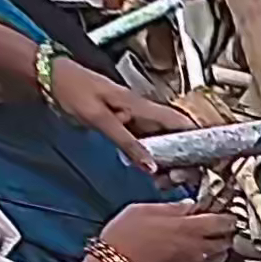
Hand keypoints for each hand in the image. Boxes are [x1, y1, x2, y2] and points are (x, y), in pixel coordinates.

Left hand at [49, 58, 191, 173]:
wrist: (50, 78)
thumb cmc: (72, 89)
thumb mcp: (100, 119)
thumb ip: (128, 144)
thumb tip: (153, 168)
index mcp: (145, 108)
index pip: (185, 125)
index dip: (204, 143)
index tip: (210, 166)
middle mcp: (148, 117)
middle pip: (182, 143)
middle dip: (186, 165)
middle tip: (176, 181)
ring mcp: (142, 125)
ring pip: (170, 150)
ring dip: (172, 169)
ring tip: (163, 183)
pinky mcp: (134, 133)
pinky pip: (155, 152)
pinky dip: (158, 167)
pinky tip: (154, 177)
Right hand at [90, 200, 236, 261]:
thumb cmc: (125, 240)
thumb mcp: (144, 210)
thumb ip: (173, 208)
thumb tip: (190, 206)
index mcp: (190, 228)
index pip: (224, 222)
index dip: (227, 216)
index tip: (225, 214)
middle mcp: (200, 251)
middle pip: (226, 241)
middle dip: (223, 233)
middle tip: (214, 227)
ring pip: (221, 258)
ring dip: (217, 249)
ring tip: (204, 243)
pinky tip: (196, 259)